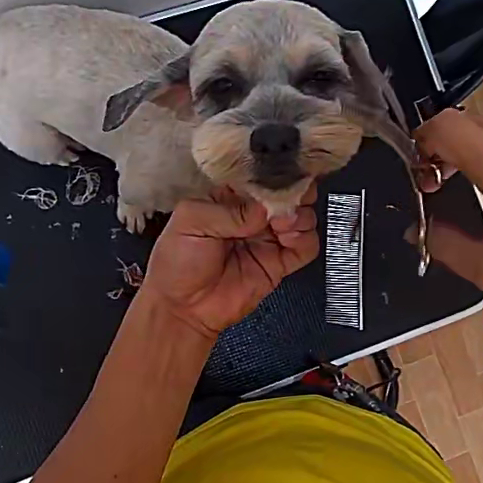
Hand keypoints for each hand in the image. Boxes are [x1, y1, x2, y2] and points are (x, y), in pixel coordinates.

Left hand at [138, 191, 318, 339]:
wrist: (183, 308)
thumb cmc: (176, 263)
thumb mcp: (190, 221)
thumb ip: (229, 211)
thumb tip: (264, 208)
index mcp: (231, 198)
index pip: (261, 177)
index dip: (274, 173)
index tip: (281, 174)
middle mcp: (254, 215)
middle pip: (288, 194)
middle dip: (294, 192)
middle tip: (286, 200)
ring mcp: (268, 239)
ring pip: (303, 217)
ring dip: (300, 216)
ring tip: (282, 224)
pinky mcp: (280, 263)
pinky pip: (306, 246)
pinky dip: (305, 239)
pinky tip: (288, 239)